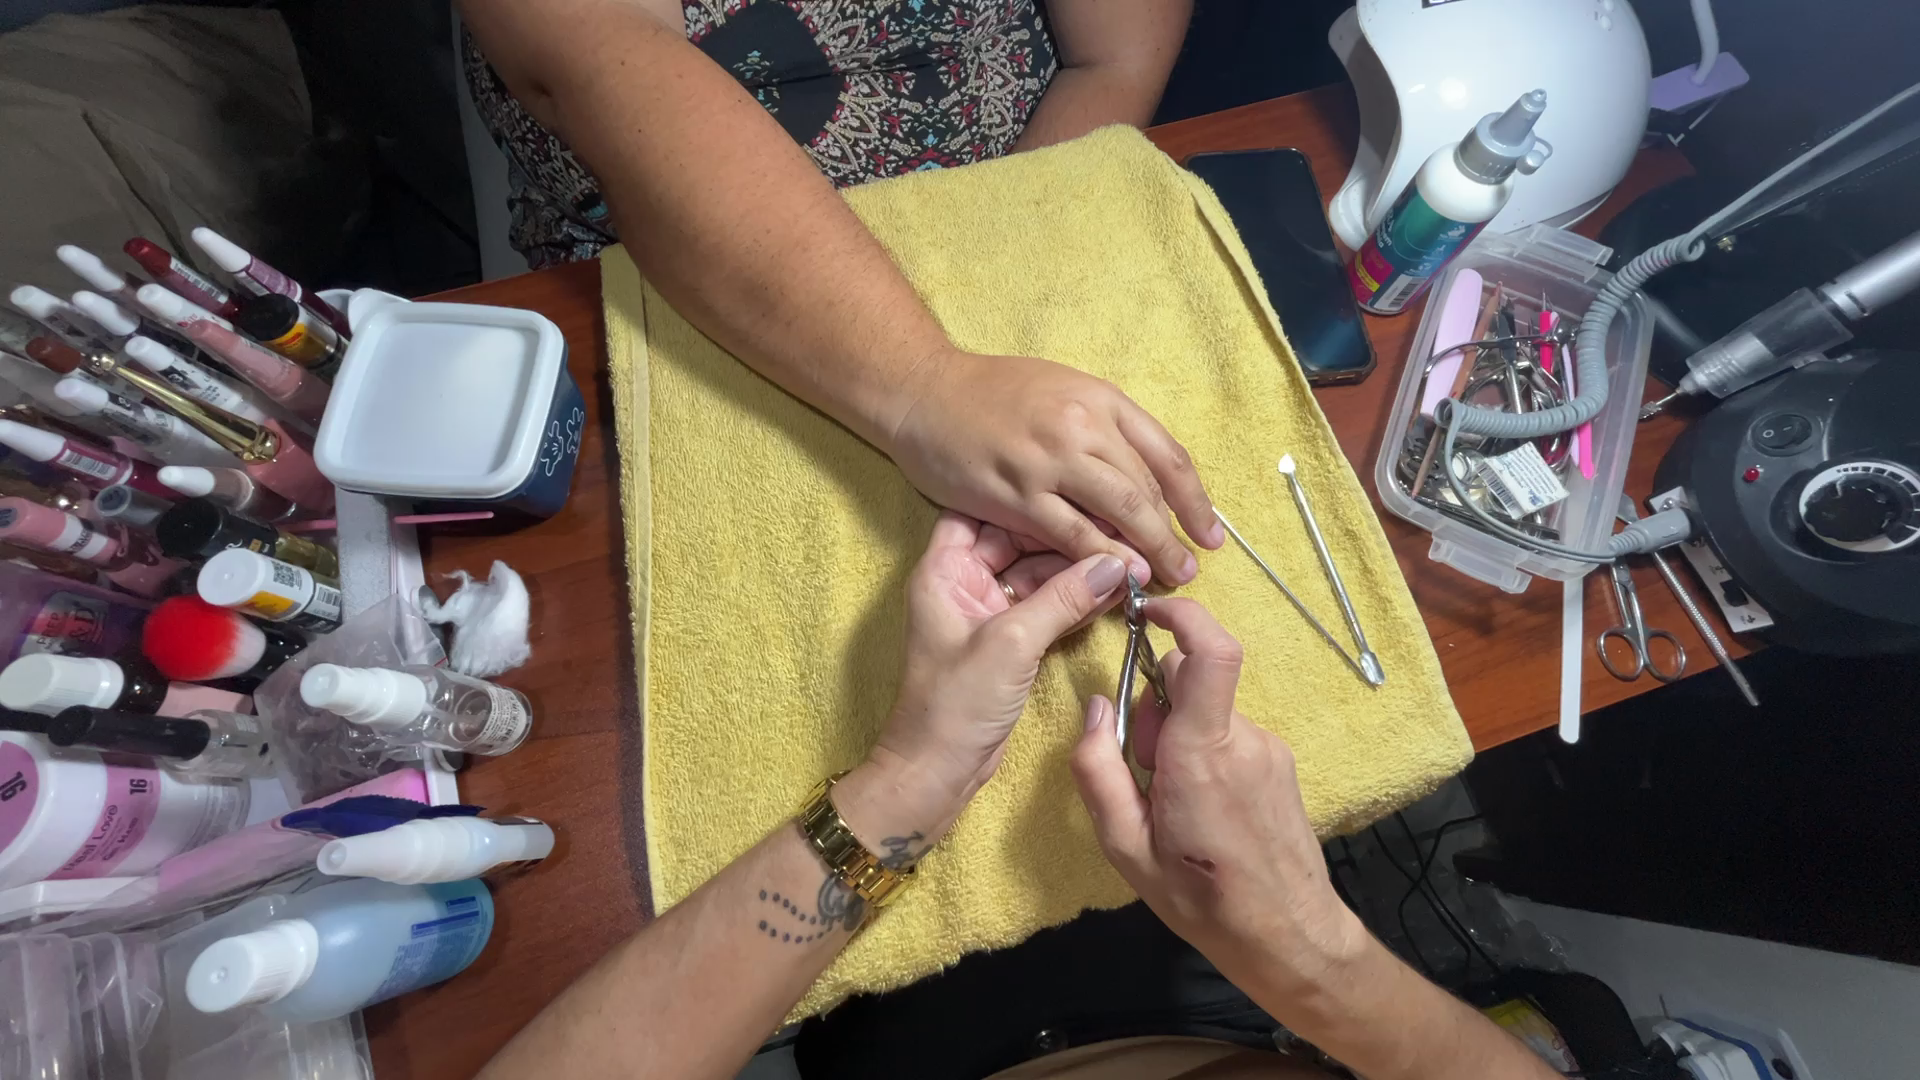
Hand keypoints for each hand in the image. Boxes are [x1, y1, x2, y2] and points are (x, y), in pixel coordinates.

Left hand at [837, 511, 1127, 856]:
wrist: (939, 768)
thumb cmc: (955, 702)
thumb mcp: (1011, 643)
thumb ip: (1063, 598)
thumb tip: (1117, 562)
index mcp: (944, 570)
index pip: (979, 510)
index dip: (1020, 496)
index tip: (1067, 485)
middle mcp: (964, 581)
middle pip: (1017, 539)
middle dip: (1065, 536)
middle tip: (1116, 527)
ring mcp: (988, 610)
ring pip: (1037, 573)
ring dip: (1077, 570)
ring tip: (1126, 559)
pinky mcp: (1010, 638)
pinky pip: (1046, 604)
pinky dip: (1076, 599)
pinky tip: (1113, 590)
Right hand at [882, 349, 1223, 586]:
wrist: (925, 393)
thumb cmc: (990, 392)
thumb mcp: (1059, 389)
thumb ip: (1099, 428)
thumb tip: (1136, 476)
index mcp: (1100, 399)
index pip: (1166, 455)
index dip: (1195, 500)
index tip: (1209, 533)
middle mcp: (1082, 426)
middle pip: (1147, 489)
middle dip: (1174, 534)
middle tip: (1189, 568)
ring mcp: (1049, 461)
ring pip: (1120, 512)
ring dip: (1149, 550)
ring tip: (1163, 577)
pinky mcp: (1016, 494)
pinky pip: (1072, 533)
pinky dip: (1102, 558)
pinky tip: (1119, 575)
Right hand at [1069, 598, 1365, 995]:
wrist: (1291, 940)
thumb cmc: (1201, 899)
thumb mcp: (1124, 845)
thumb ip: (1098, 768)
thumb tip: (1097, 706)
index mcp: (1202, 754)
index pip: (1210, 654)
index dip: (1183, 617)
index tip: (1150, 614)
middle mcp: (1243, 738)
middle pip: (1189, 679)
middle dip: (1155, 705)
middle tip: (1146, 768)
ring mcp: (1269, 747)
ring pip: (1206, 706)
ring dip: (1179, 733)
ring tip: (1175, 797)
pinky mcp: (1279, 759)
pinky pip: (1226, 729)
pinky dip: (1203, 747)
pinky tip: (1202, 803)